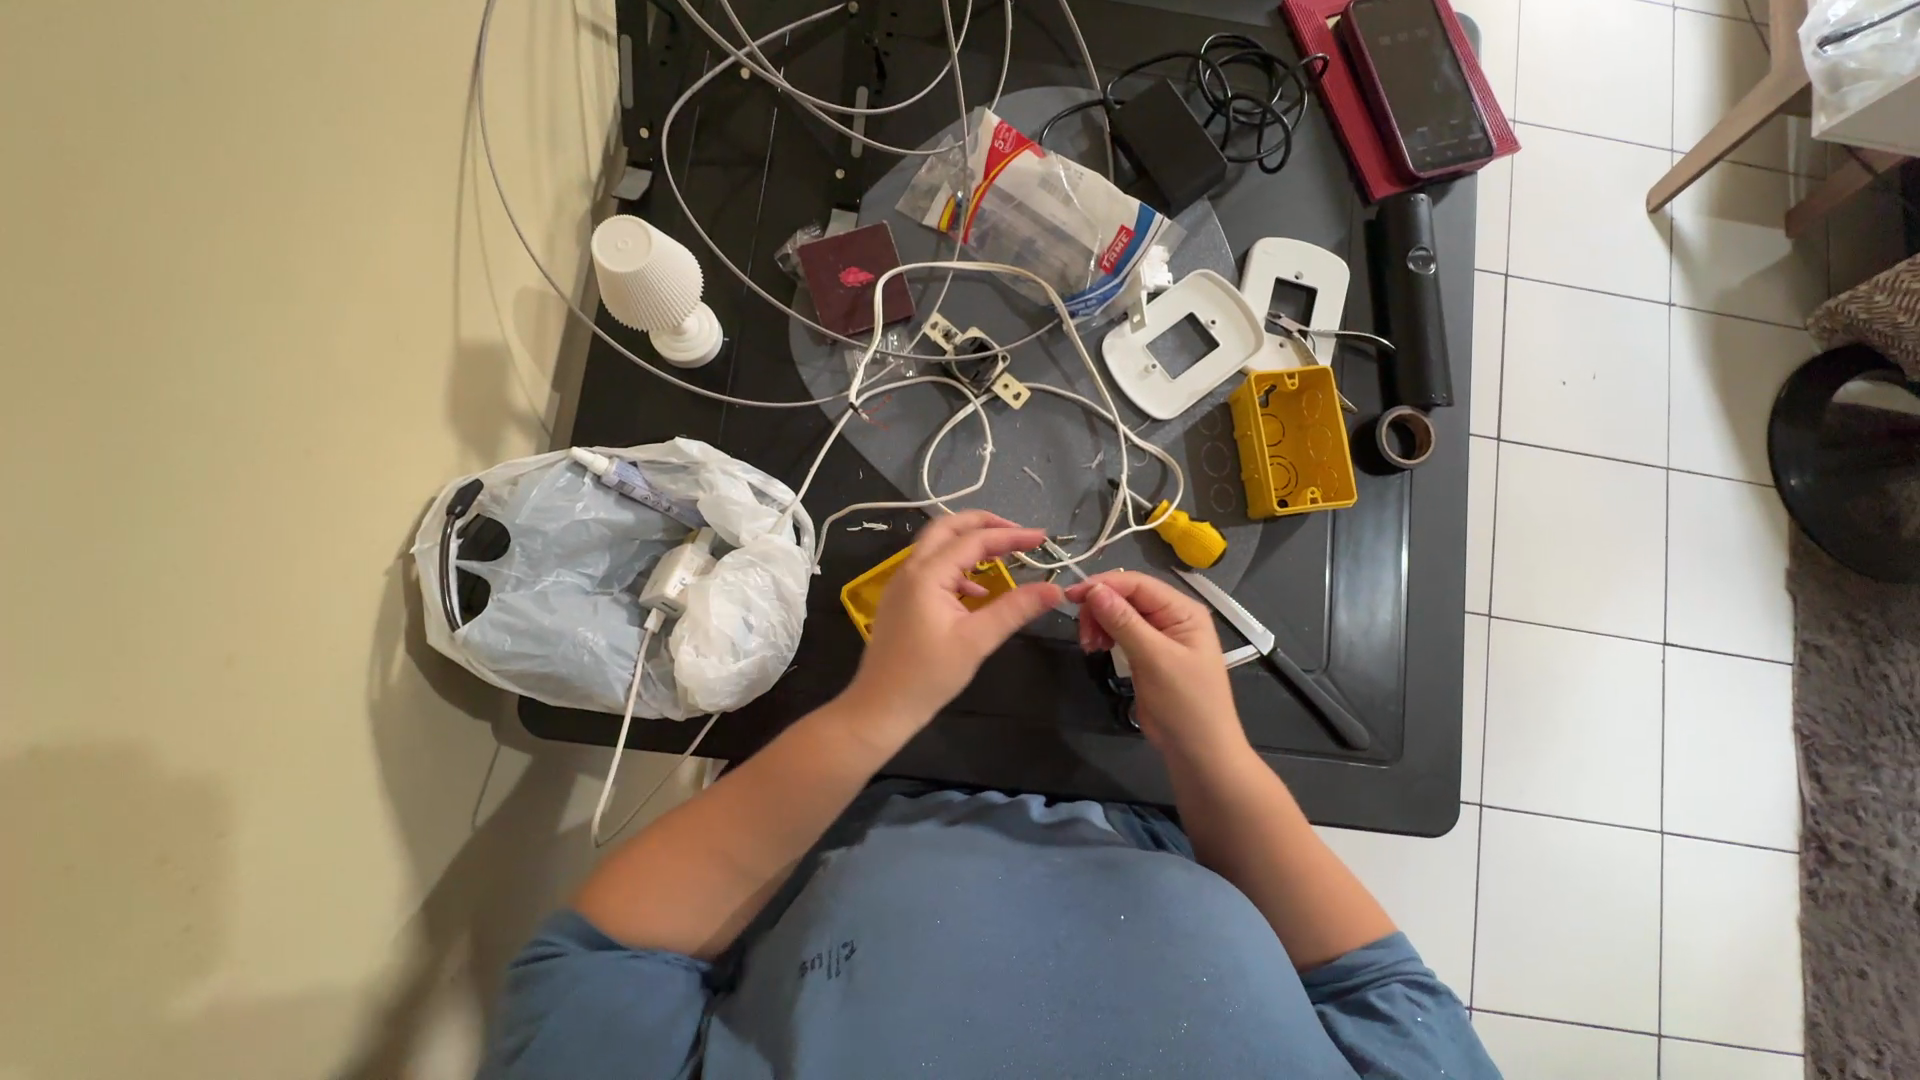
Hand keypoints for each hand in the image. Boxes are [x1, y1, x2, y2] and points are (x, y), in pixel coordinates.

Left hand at [845, 511, 1063, 732]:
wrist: (880, 707)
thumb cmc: (928, 676)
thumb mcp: (977, 641)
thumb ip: (1015, 609)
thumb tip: (1055, 589)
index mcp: (927, 574)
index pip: (974, 540)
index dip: (1011, 536)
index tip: (1042, 539)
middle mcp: (910, 569)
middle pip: (948, 528)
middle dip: (984, 524)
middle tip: (1018, 533)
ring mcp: (901, 584)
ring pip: (937, 546)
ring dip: (969, 543)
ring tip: (1003, 555)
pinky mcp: (901, 601)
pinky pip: (931, 568)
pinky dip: (957, 567)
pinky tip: (977, 591)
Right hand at [1065, 571, 1248, 760]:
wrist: (1199, 752)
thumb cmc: (1186, 704)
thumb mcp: (1155, 659)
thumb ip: (1124, 622)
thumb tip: (1094, 590)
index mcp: (1183, 610)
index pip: (1137, 583)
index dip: (1103, 585)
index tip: (1071, 596)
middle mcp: (1172, 616)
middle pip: (1126, 596)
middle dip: (1099, 608)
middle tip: (1083, 635)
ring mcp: (1159, 635)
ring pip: (1119, 614)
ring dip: (1099, 623)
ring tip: (1090, 647)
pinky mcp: (1147, 654)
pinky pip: (1121, 633)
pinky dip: (1105, 636)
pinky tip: (1097, 649)